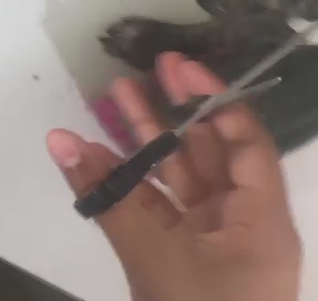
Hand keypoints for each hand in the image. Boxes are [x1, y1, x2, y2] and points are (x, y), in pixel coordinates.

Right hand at [48, 53, 302, 300]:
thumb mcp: (153, 253)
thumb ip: (104, 193)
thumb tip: (57, 138)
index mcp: (259, 223)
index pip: (246, 147)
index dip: (217, 102)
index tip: (182, 66)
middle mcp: (241, 224)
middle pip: (210, 154)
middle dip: (177, 110)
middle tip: (150, 64)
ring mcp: (210, 239)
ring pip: (178, 174)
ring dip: (145, 136)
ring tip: (114, 92)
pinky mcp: (181, 253)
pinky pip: (154, 202)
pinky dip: (126, 176)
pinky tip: (94, 150)